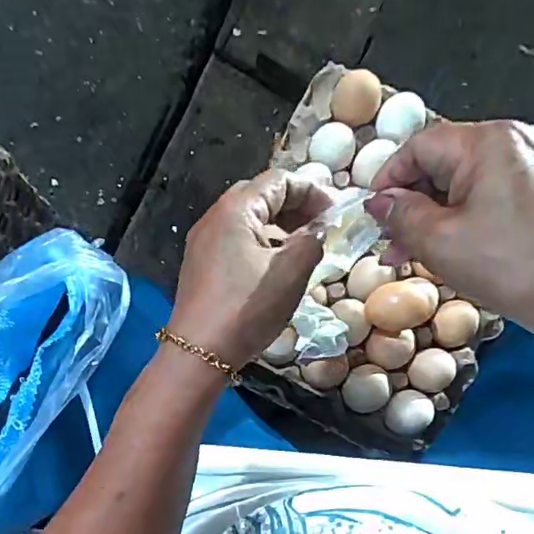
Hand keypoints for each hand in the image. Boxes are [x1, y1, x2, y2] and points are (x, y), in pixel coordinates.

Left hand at [166, 169, 331, 366]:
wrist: (198, 352)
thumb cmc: (246, 307)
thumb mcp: (290, 272)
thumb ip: (312, 240)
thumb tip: (319, 229)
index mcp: (234, 209)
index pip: (279, 181)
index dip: (312, 191)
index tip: (335, 214)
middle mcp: (213, 219)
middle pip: (260, 197)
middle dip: (295, 208)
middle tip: (320, 229)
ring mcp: (203, 244)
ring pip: (248, 222)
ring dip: (279, 229)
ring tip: (303, 251)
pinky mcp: (200, 268)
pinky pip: (235, 244)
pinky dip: (261, 247)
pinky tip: (275, 270)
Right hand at [367, 120, 533, 329]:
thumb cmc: (514, 265)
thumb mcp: (437, 240)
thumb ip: (400, 214)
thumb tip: (379, 203)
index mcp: (489, 142)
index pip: (419, 145)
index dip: (388, 179)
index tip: (373, 210)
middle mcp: (515, 142)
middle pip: (441, 161)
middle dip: (409, 201)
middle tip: (388, 238)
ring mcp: (531, 165)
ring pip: (462, 181)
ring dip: (431, 214)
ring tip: (410, 251)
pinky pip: (485, 194)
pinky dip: (459, 217)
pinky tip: (443, 247)